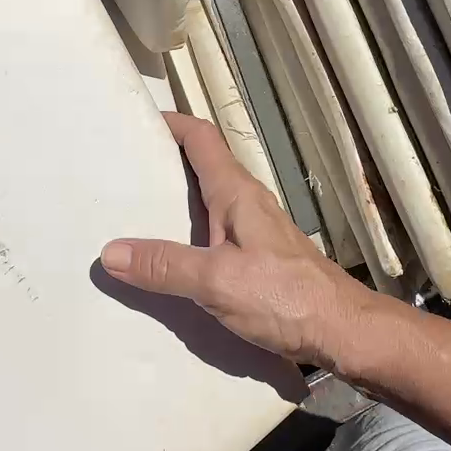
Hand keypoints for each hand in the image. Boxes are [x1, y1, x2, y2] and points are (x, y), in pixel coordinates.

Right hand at [101, 112, 375, 366]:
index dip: (171, 122)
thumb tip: (111, 251)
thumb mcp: (217, 281)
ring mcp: (253, 229)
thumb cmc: (283, 295)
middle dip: (163, 163)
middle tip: (118, 171)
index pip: (201, 138)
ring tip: (130, 213)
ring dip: (173, 200)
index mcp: (236, 191)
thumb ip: (166, 266)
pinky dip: (187, 233)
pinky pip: (213, 231)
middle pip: (201, 166)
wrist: (340, 329)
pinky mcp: (257, 256)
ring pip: (207, 200)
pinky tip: (168, 259)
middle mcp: (245, 201)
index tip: (136, 121)